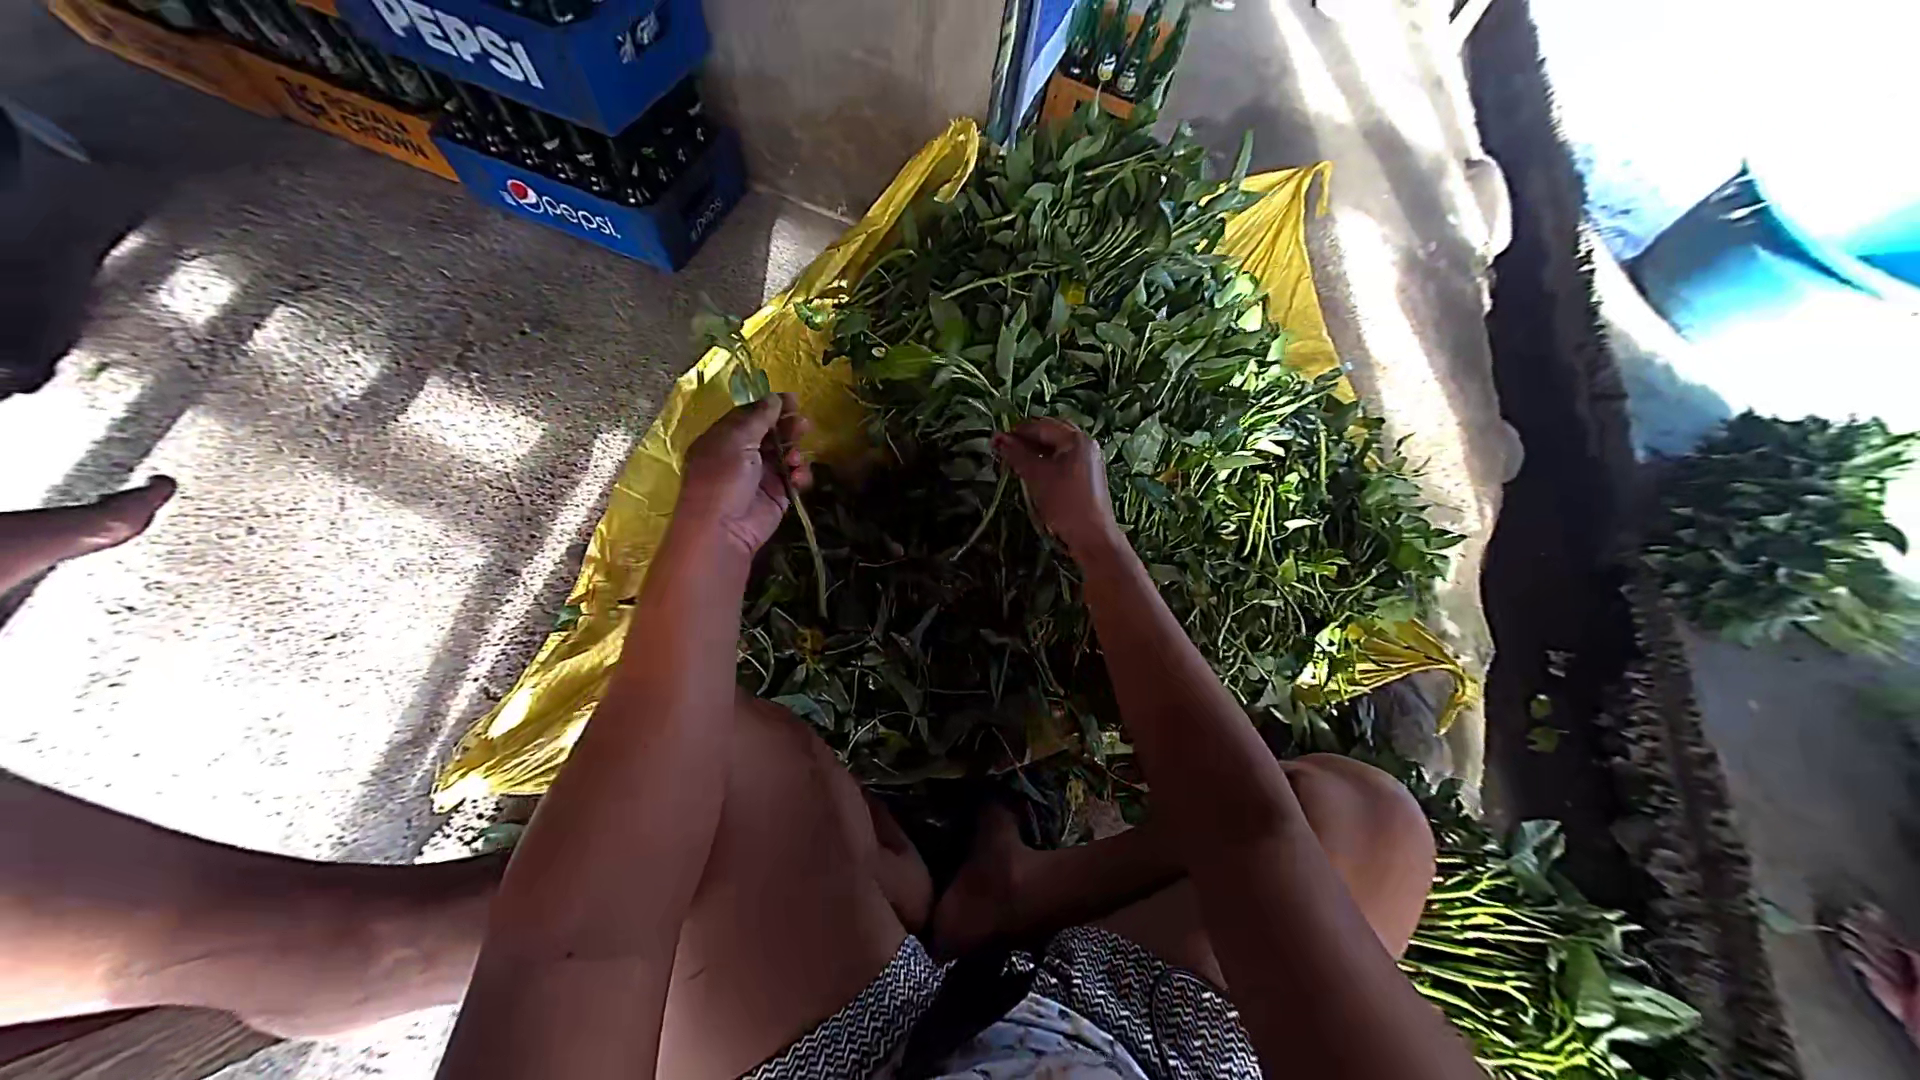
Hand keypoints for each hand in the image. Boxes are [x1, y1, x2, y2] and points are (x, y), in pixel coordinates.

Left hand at [676, 393, 811, 557]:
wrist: (724, 528)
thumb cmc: (723, 477)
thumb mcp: (736, 440)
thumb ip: (758, 417)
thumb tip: (774, 398)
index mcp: (724, 438)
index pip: (750, 416)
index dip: (770, 407)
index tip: (792, 400)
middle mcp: (741, 455)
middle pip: (771, 434)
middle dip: (787, 427)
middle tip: (803, 424)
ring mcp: (761, 476)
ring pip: (785, 455)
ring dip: (794, 451)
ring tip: (796, 456)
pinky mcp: (778, 495)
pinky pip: (794, 479)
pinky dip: (799, 475)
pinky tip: (797, 476)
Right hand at [992, 417, 1123, 559]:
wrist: (1091, 535)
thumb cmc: (1064, 502)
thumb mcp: (1036, 475)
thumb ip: (1016, 454)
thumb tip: (997, 438)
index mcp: (1075, 439)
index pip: (1041, 426)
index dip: (1017, 431)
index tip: (997, 440)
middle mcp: (1085, 444)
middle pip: (1051, 433)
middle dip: (1027, 439)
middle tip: (1005, 449)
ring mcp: (1088, 459)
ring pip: (1057, 447)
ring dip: (1035, 451)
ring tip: (1015, 460)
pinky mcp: (1087, 475)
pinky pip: (1063, 460)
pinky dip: (1046, 461)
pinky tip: (1032, 471)